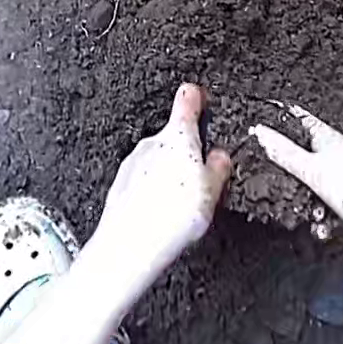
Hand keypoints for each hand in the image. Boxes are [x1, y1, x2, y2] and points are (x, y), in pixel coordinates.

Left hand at [86, 83, 232, 288]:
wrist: (127, 248)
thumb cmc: (170, 217)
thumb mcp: (213, 190)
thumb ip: (219, 167)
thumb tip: (220, 157)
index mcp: (179, 136)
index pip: (188, 97)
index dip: (198, 96)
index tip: (202, 97)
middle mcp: (153, 142)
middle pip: (175, 135)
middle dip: (188, 152)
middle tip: (201, 178)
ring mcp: (134, 162)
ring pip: (159, 160)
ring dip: (170, 173)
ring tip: (180, 204)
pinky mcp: (122, 183)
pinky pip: (144, 179)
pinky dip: (154, 190)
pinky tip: (161, 213)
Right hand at [252, 103, 342, 267]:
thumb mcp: (313, 171)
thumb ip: (285, 152)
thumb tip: (259, 131)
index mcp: (332, 140)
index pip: (302, 121)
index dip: (285, 117)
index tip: (268, 113)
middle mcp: (340, 156)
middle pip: (307, 157)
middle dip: (292, 171)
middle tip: (277, 178)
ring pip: (317, 187)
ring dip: (309, 203)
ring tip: (313, 215)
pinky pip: (329, 210)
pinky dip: (323, 220)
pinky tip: (323, 228)